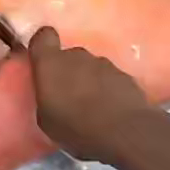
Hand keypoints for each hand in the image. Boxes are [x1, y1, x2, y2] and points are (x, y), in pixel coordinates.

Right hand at [27, 27, 169, 169]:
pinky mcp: (127, 76)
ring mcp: (104, 64)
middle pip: (69, 55)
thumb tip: (52, 95)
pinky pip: (111, 79)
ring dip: (90, 80)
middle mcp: (77, 55)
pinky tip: (111, 111)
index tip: (43, 58)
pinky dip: (109, 90)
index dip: (43, 43)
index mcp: (50, 63)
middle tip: (68, 94)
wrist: (127, 133)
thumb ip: (45, 98)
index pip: (43, 36)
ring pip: (91, 67)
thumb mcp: (46, 120)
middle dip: (68, 70)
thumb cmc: (76, 127)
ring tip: (93, 106)